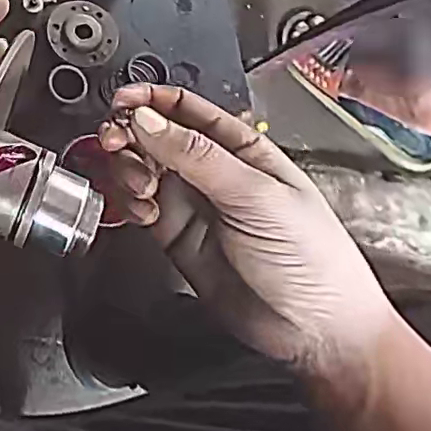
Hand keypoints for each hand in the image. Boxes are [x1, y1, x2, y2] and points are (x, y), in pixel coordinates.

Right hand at [97, 84, 396, 375]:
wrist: (315, 331)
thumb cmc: (310, 256)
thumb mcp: (254, 195)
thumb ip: (194, 155)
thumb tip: (146, 119)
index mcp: (239, 147)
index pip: (185, 109)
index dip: (150, 99)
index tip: (122, 101)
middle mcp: (211, 169)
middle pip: (154, 135)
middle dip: (129, 134)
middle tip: (116, 144)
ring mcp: (191, 202)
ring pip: (140, 168)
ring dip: (128, 170)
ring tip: (140, 188)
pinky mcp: (174, 234)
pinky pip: (137, 204)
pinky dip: (130, 203)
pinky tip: (144, 214)